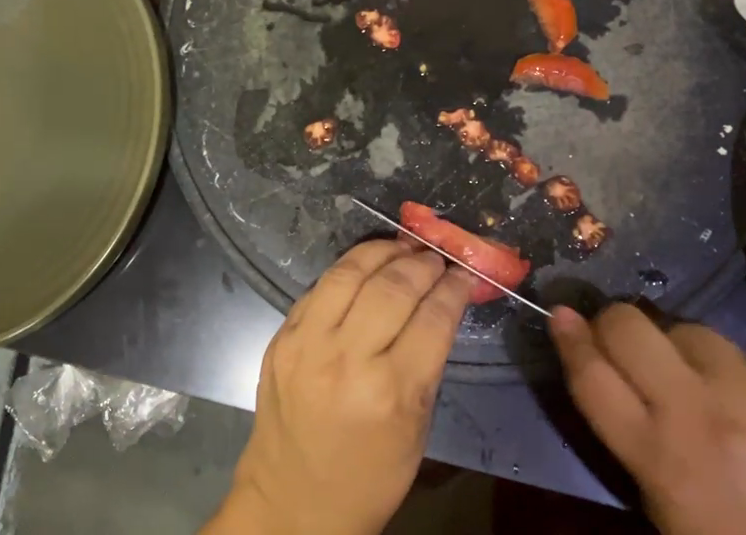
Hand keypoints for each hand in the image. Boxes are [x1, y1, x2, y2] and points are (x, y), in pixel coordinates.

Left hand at [203, 241, 472, 534]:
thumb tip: (440, 308)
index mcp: (390, 391)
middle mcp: (346, 358)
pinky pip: (317, 290)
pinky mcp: (282, 337)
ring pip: (348, 275)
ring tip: (402, 246)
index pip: (431, 320)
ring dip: (380, 253)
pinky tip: (364, 266)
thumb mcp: (416, 430)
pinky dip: (345, 272)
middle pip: (391, 289)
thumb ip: (426, 365)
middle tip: (436, 254)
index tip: (464, 272)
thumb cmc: (369, 476)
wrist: (295, 499)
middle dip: (420, 264)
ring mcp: (307, 343)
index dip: (452, 289)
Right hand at [551, 304, 745, 534]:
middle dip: (613, 325)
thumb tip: (622, 399)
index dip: (568, 340)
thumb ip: (643, 457)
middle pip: (629, 329)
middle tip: (617, 339)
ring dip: (677, 347)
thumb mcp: (679, 523)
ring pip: (689, 331)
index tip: (558, 317)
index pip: (591, 377)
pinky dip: (738, 373)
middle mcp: (701, 412)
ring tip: (694, 376)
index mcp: (663, 460)